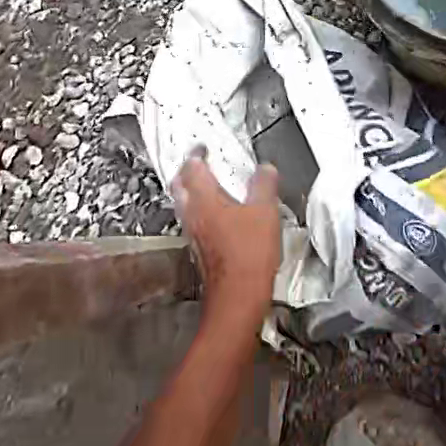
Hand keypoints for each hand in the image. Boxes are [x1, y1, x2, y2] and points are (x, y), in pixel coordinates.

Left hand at [172, 155, 280, 328]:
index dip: (196, 155)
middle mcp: (193, 215)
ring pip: (185, 205)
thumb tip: (265, 169)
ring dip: (192, 192)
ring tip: (208, 185)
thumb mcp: (265, 211)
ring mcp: (194, 235)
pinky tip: (218, 215)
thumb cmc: (249, 253)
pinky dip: (202, 211)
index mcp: (205, 200)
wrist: (238, 297)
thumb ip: (264, 185)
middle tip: (199, 163)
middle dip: (187, 172)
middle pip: (180, 187)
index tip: (203, 147)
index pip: (192, 169)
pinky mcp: (200, 251)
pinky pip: (194, 222)